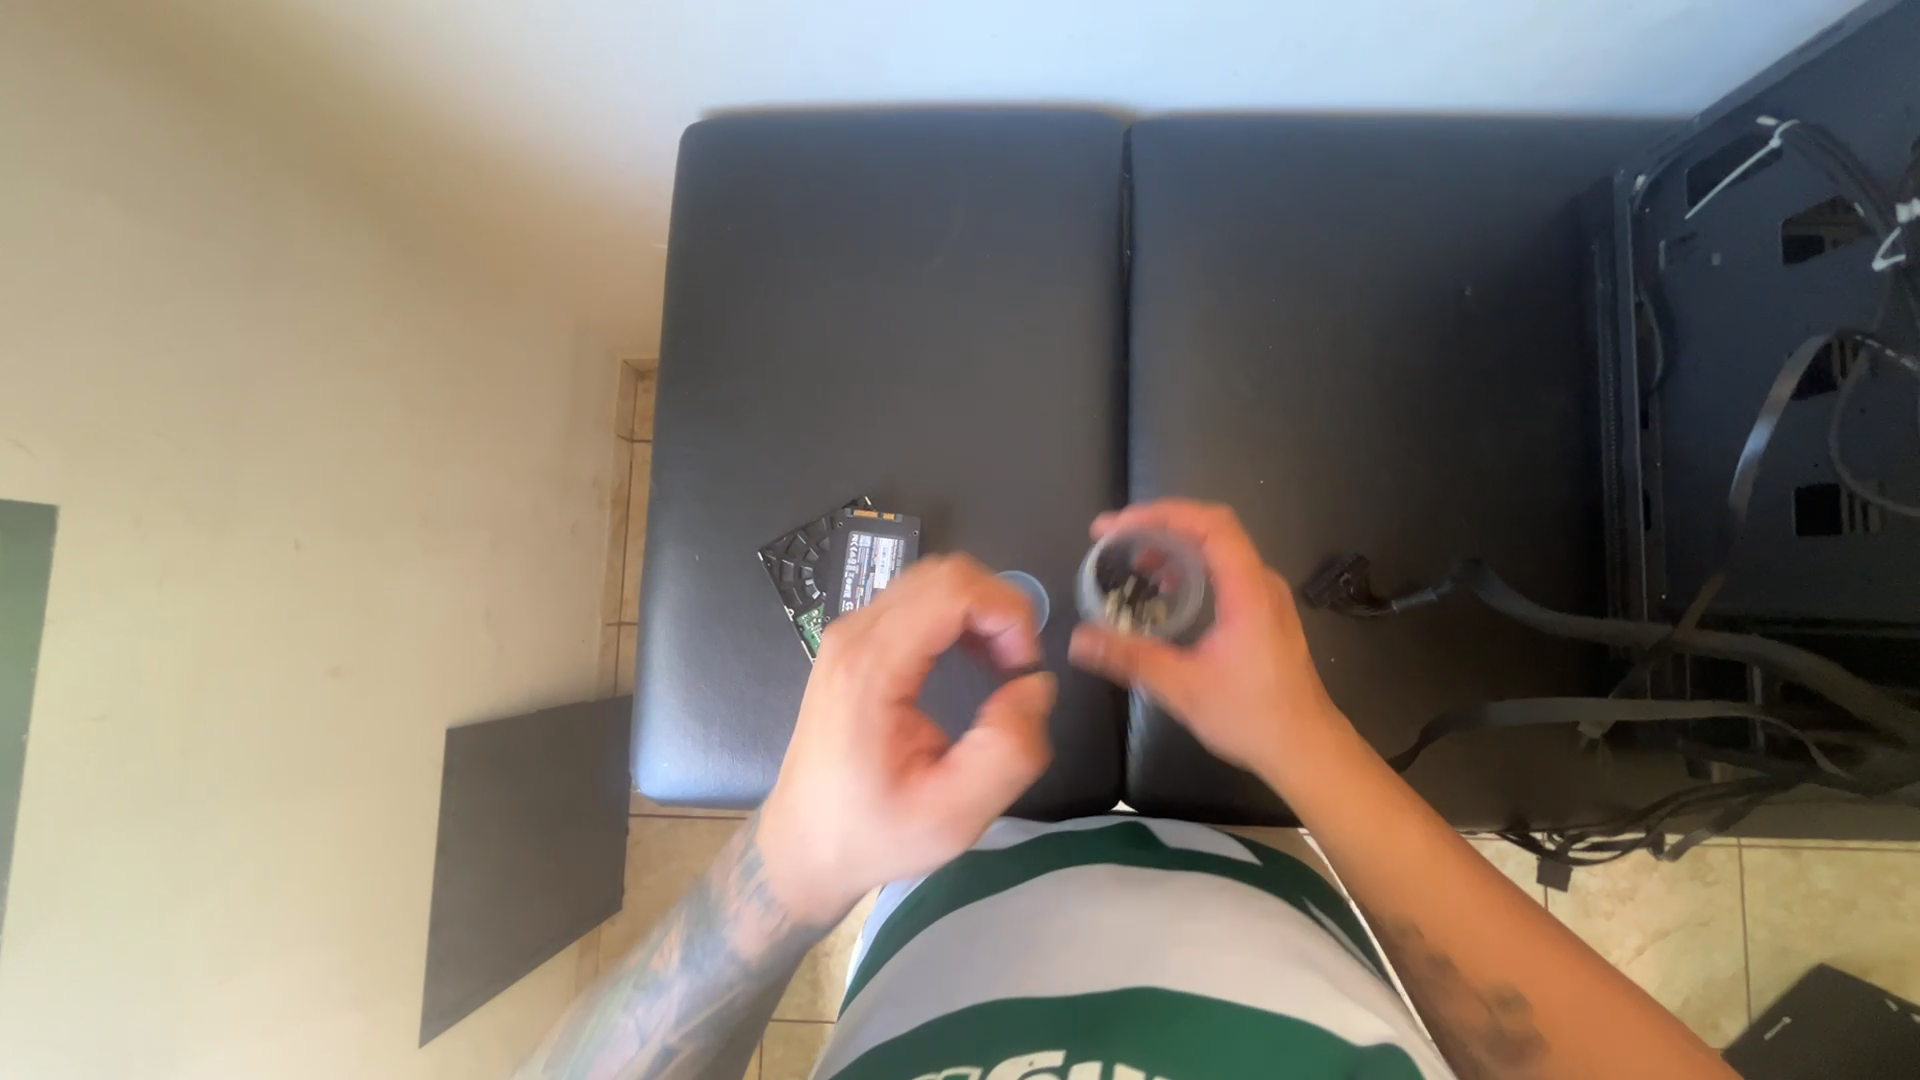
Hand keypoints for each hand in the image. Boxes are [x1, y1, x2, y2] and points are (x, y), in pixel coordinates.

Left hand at [757, 555, 1055, 924]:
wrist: (804, 845)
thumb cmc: (872, 834)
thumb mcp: (954, 817)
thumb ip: (1008, 751)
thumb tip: (1035, 686)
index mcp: (871, 667)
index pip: (951, 589)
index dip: (1006, 611)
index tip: (1025, 665)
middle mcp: (854, 634)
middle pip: (944, 574)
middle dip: (998, 606)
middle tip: (1017, 665)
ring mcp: (850, 634)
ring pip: (932, 581)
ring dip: (980, 611)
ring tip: (1000, 664)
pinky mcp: (854, 643)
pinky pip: (917, 602)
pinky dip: (958, 617)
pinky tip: (972, 659)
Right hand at [1068, 499, 1343, 779]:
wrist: (1307, 750)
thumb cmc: (1252, 717)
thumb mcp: (1182, 688)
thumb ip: (1129, 658)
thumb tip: (1079, 640)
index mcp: (1247, 590)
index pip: (1209, 525)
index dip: (1160, 514)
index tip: (1117, 527)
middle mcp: (1261, 583)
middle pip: (1212, 528)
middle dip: (1159, 524)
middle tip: (1115, 538)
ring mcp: (1265, 597)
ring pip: (1218, 549)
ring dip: (1173, 545)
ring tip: (1134, 563)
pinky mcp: (1263, 612)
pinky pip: (1223, 570)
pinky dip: (1189, 566)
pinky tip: (1164, 592)